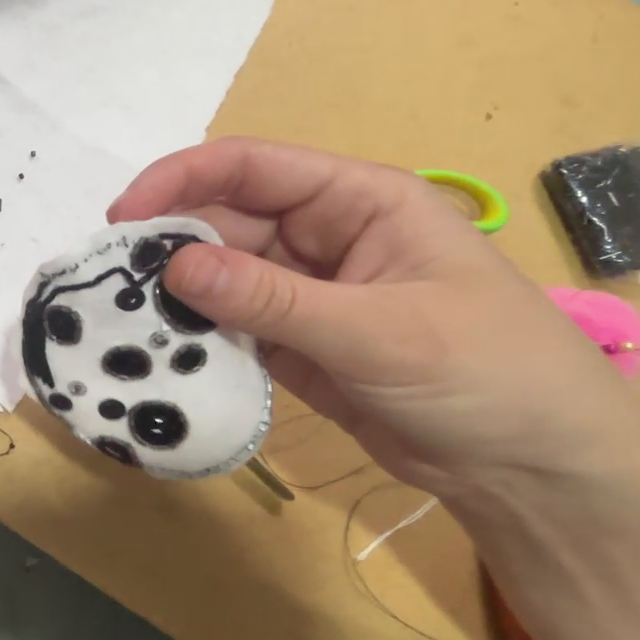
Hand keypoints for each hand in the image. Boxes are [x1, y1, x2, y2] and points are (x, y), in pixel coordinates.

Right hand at [108, 137, 639, 499]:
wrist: (531, 471)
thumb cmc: (486, 375)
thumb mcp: (378, 332)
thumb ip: (270, 299)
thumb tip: (172, 268)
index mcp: (357, 203)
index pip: (251, 168)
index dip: (180, 180)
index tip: (121, 216)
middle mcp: (319, 236)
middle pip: (220, 221)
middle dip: (164, 245)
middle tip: (108, 283)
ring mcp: (298, 290)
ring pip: (212, 275)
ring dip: (169, 294)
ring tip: (119, 318)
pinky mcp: (284, 339)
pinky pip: (220, 322)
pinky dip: (187, 332)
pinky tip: (153, 348)